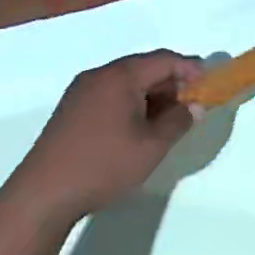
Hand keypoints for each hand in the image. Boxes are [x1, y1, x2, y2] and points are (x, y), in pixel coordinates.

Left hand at [6, 50, 203, 223]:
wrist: (43, 194)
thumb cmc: (104, 166)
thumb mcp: (152, 146)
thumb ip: (179, 121)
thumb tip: (195, 107)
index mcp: (119, 77)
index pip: (165, 59)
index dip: (192, 70)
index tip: (211, 87)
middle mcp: (98, 76)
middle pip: (145, 67)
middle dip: (173, 82)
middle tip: (193, 105)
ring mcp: (81, 92)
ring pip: (127, 82)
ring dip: (153, 94)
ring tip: (170, 120)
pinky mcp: (72, 110)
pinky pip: (111, 94)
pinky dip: (133, 102)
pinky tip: (141, 127)